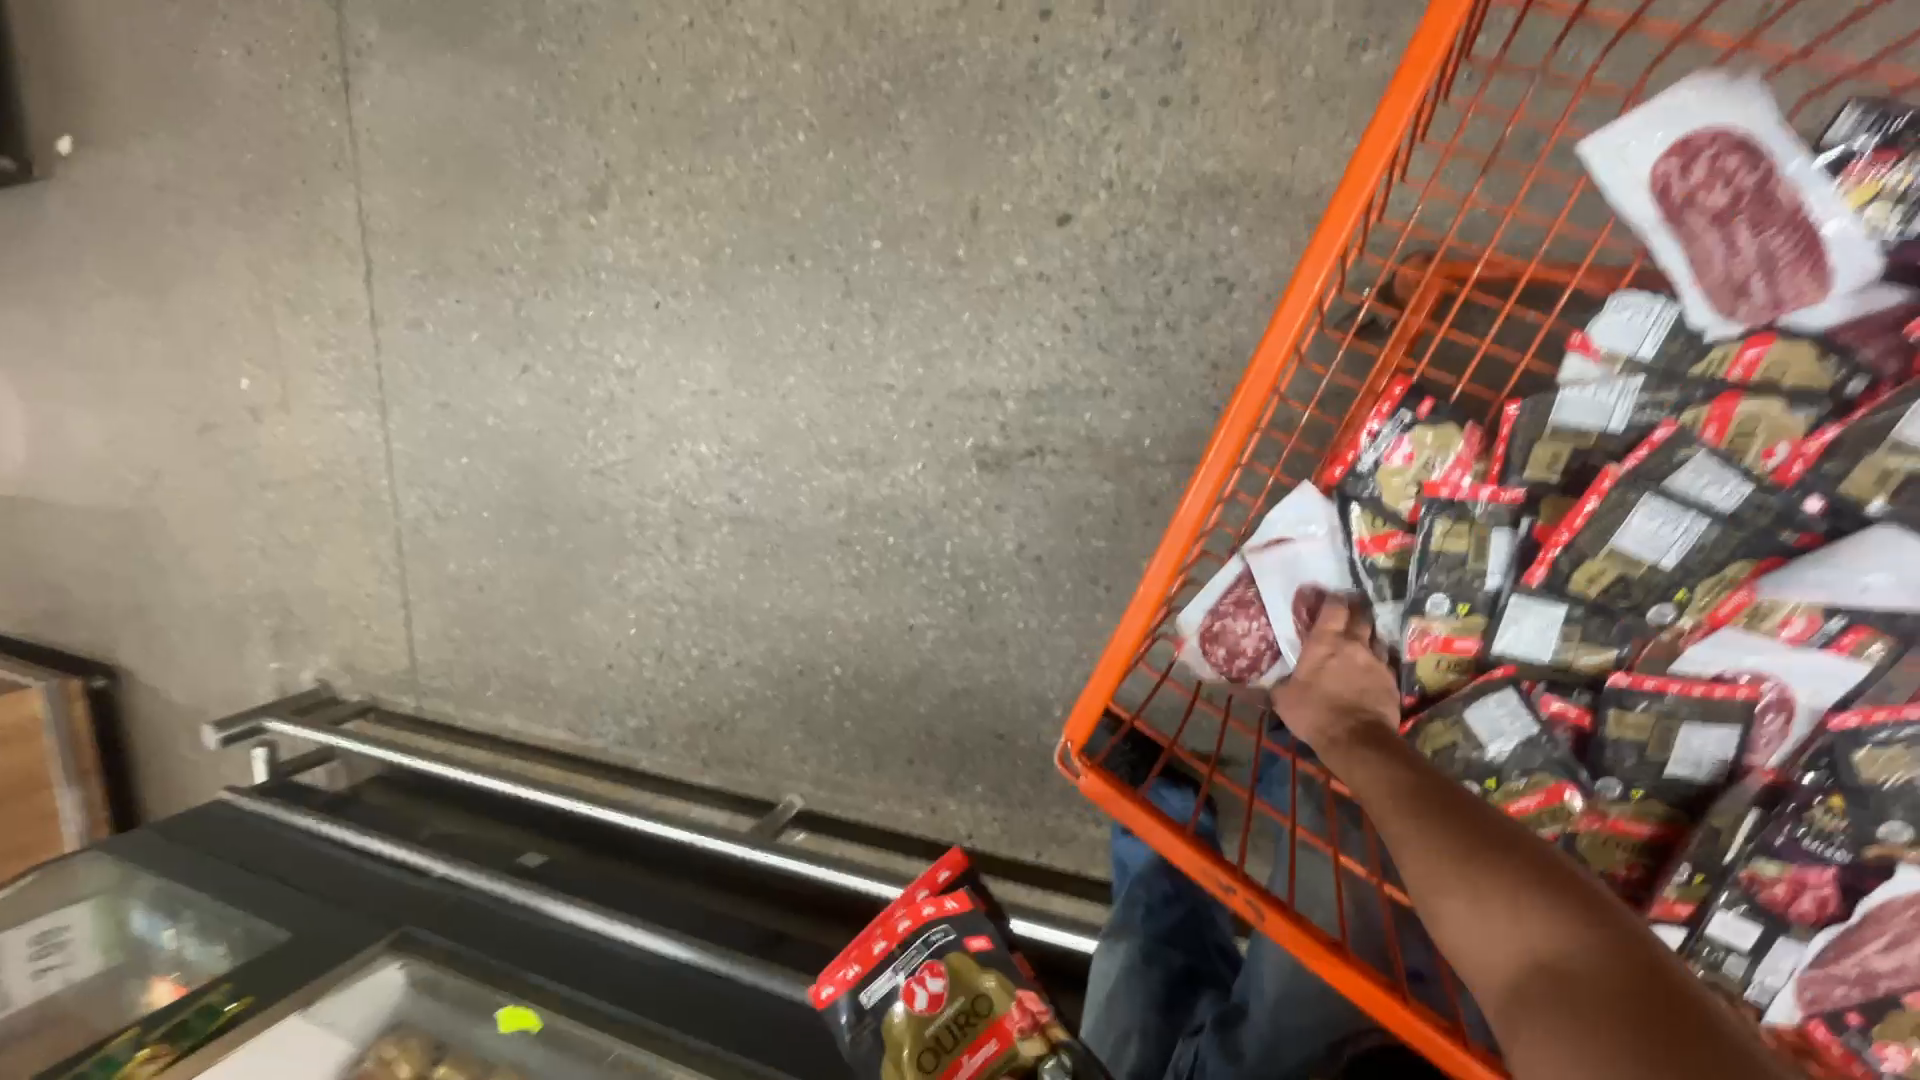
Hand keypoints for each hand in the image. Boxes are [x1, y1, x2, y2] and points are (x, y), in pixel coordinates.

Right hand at [1270, 593, 1400, 755]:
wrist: (1356, 739)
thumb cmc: (1314, 712)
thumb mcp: (1284, 698)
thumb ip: (1282, 683)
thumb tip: (1276, 681)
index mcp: (1325, 642)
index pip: (1334, 607)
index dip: (1332, 599)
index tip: (1328, 598)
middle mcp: (1354, 645)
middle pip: (1361, 617)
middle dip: (1354, 612)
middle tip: (1347, 614)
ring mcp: (1377, 662)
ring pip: (1377, 638)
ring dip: (1368, 637)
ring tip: (1361, 642)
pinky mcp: (1392, 681)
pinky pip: (1385, 663)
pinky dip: (1378, 663)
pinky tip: (1372, 671)